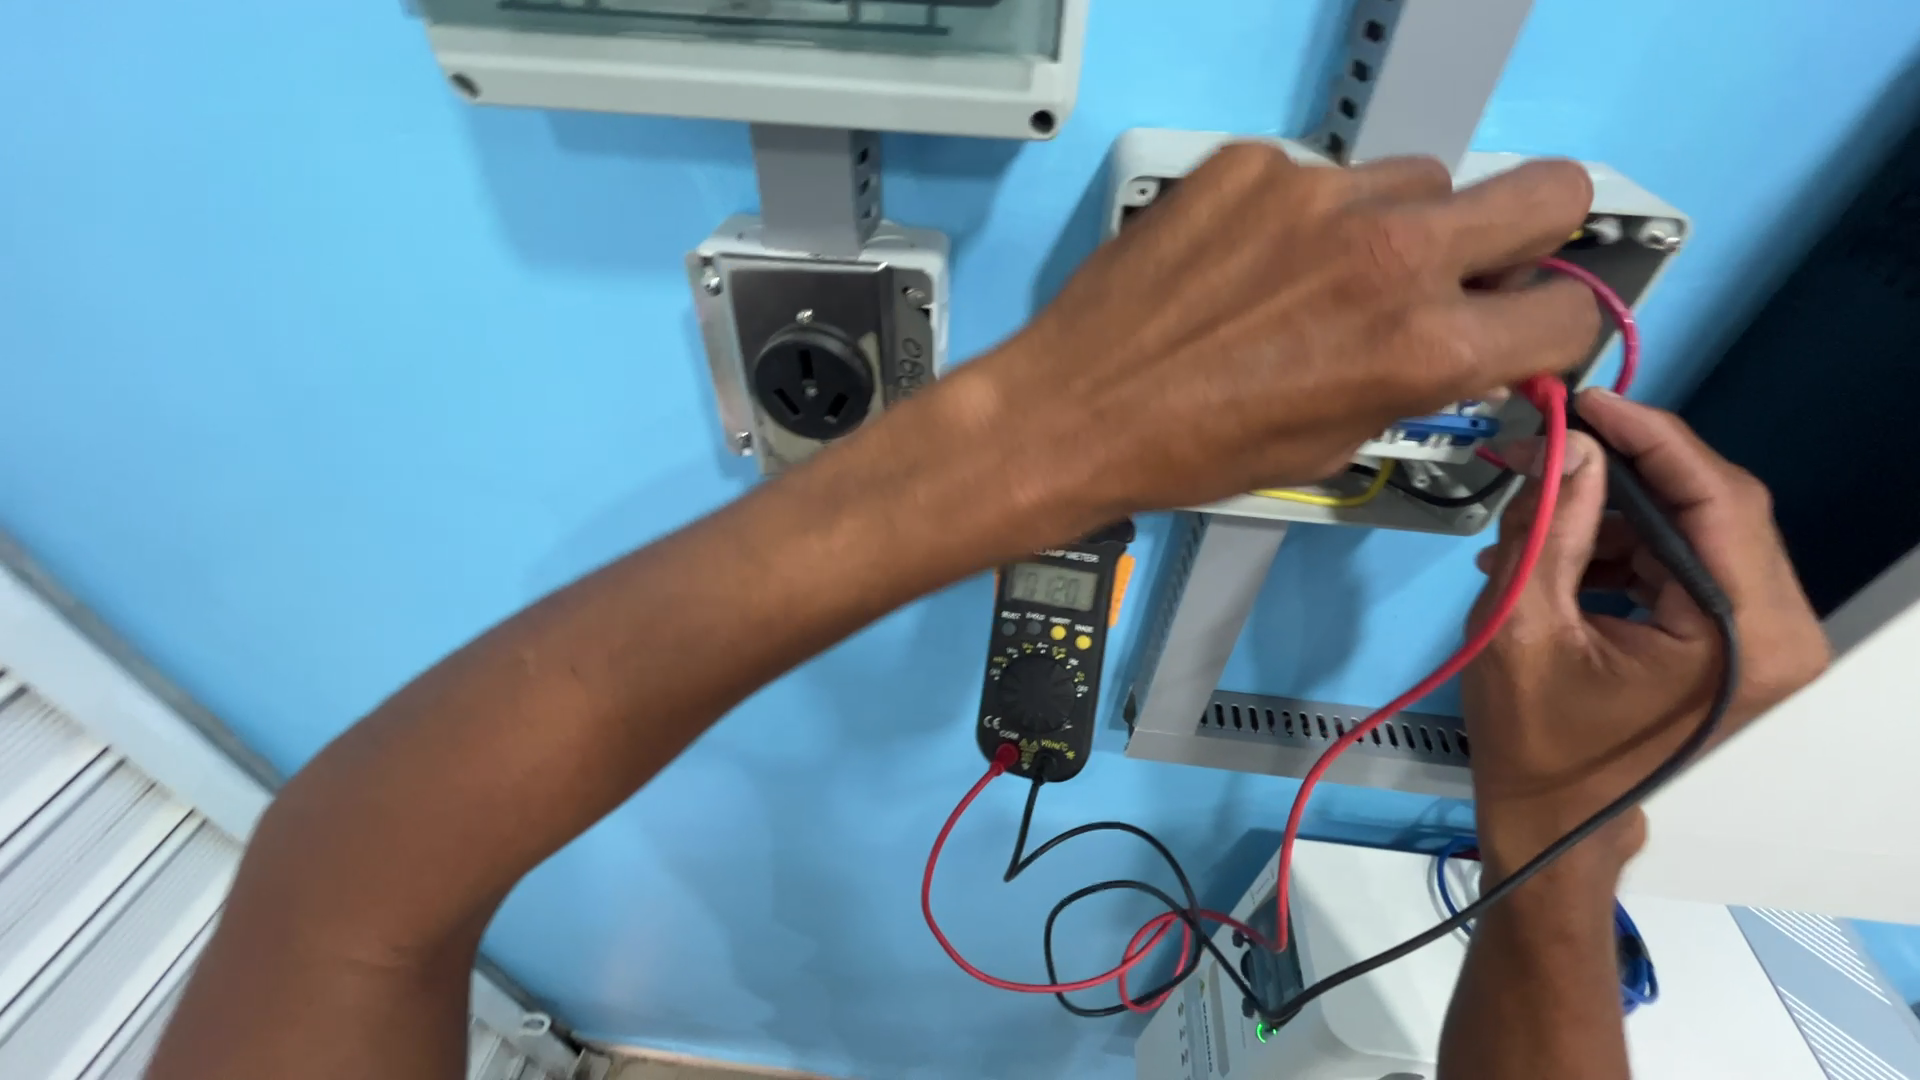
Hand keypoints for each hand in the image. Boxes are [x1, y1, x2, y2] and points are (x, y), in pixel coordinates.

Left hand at [940, 141, 1601, 539]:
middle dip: (1520, 239)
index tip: (1505, 335)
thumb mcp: (1321, 447)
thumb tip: (1456, 348)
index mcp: (1420, 347)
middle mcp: (1389, 252)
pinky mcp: (1246, 166)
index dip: (1539, 335)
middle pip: (1548, 191)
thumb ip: (1409, 386)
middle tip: (1455, 274)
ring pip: (1412, 181)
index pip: (1564, 316)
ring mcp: (1316, 193)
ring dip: (1389, 226)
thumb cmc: (1190, 454)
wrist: (1073, 412)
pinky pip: (1311, 175)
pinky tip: (1237, 261)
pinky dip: (1295, 216)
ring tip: (1307, 278)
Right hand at [1462, 390, 1829, 877]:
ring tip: (1523, 520)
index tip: (1580, 400)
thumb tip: (1565, 447)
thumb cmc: (1533, 736)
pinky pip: (1671, 564)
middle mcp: (1776, 627)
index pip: (1718, 500)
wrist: (1551, 817)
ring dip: (1604, 512)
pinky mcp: (1721, 639)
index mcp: (1746, 633)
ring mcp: (1754, 635)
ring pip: (1687, 532)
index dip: (1650, 437)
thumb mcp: (1521, 627)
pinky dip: (1609, 548)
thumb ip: (1548, 533)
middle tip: (1539, 446)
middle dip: (1619, 470)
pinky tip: (1545, 556)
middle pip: (1711, 509)